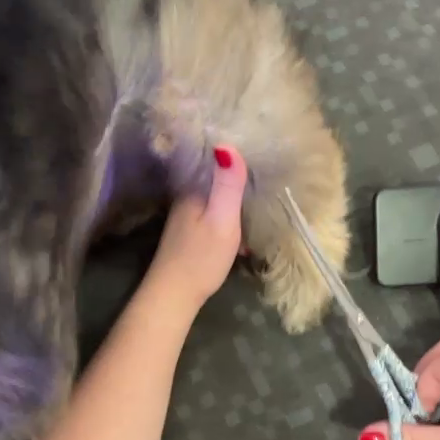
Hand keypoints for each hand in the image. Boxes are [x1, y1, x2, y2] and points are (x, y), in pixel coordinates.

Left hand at [143, 145, 246, 308]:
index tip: (259, 150)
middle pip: (215, 180)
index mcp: (193, 190)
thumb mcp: (222, 219)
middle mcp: (186, 199)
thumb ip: (227, 185)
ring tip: (260, 203)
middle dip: (237, 179)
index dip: (234, 154)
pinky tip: (243, 235)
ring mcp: (186, 218)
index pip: (213, 160)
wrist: (174, 296)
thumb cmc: (201, 257)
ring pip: (215, 200)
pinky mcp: (189, 235)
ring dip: (235, 203)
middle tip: (266, 177)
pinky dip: (229, 221)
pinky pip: (214, 217)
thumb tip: (226, 143)